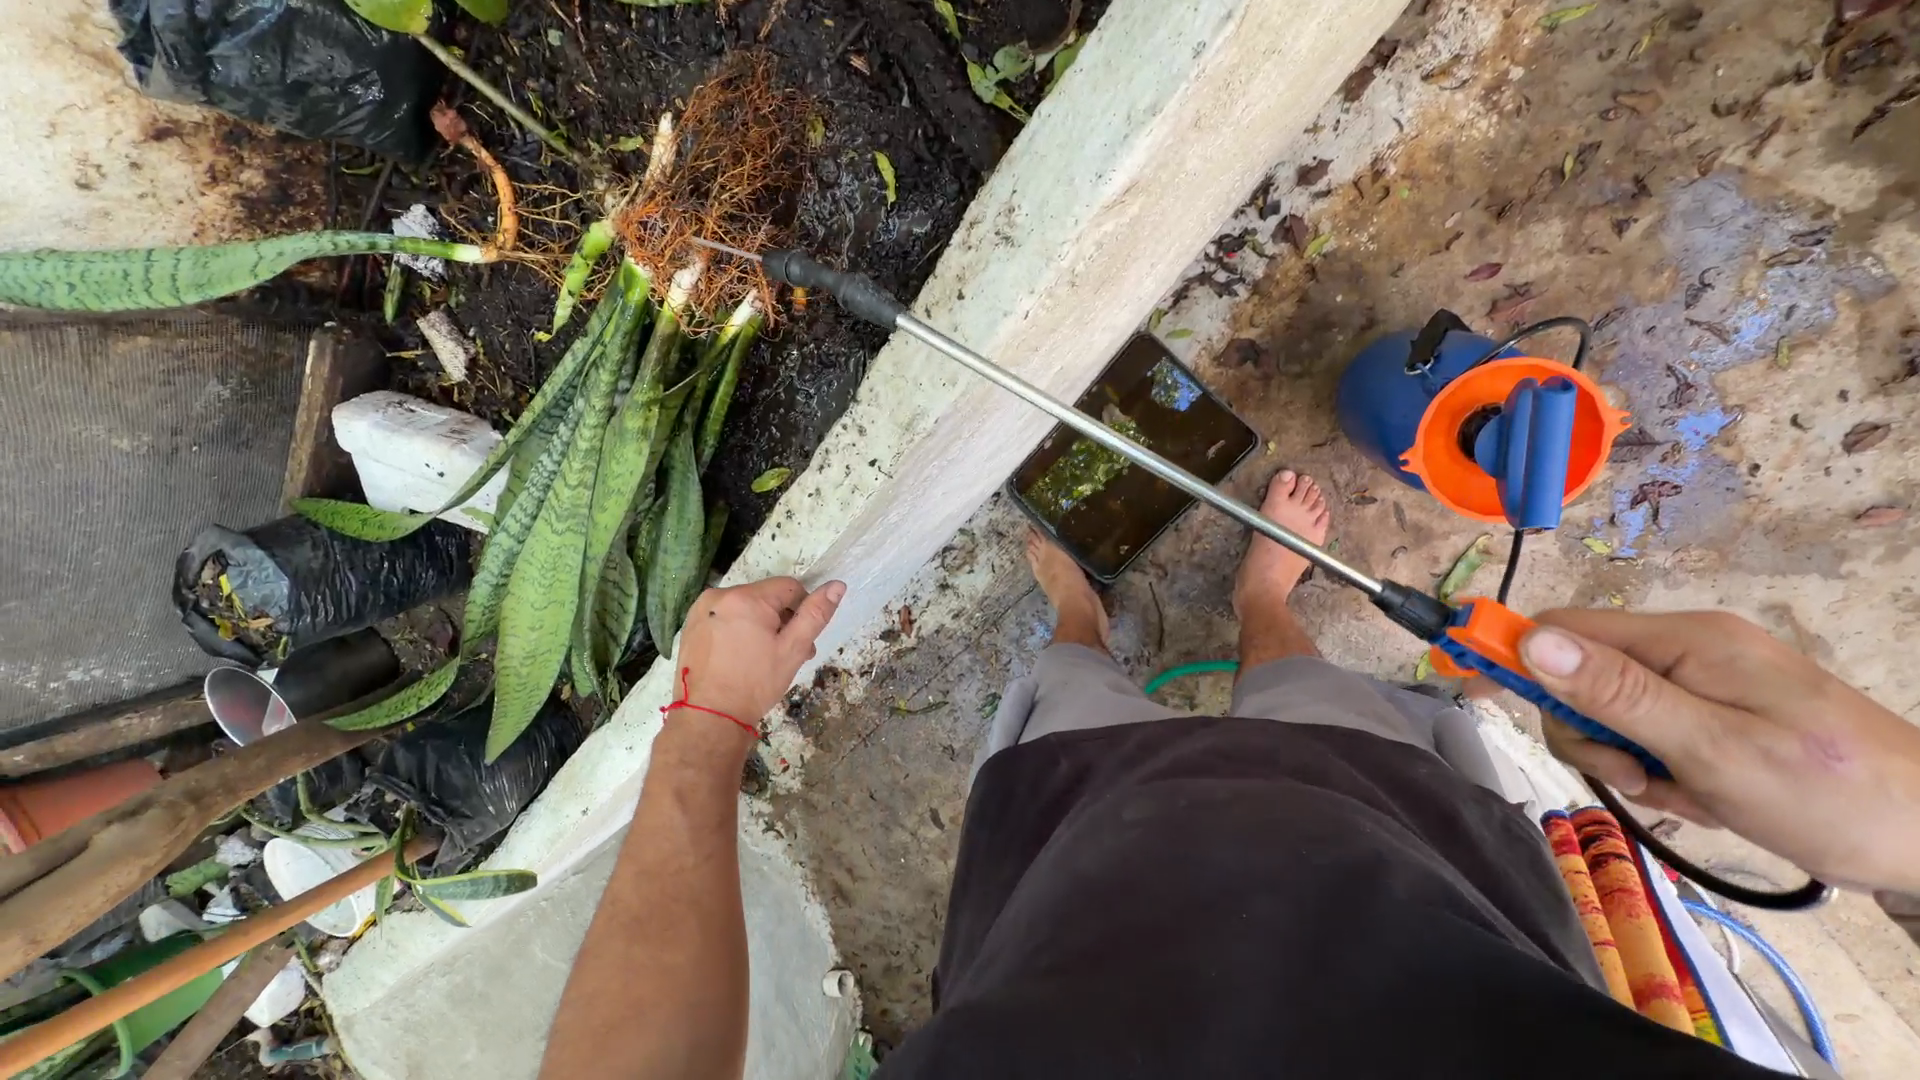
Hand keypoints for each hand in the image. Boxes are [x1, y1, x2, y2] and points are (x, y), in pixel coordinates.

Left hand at [671, 577, 845, 745]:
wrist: (709, 718)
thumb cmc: (755, 684)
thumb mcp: (792, 650)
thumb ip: (815, 615)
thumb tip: (837, 585)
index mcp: (746, 598)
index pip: (789, 587)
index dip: (801, 611)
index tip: (800, 640)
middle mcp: (720, 595)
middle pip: (766, 597)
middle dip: (781, 620)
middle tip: (786, 654)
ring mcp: (701, 610)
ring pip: (745, 607)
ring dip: (759, 625)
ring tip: (763, 658)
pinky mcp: (691, 625)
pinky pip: (725, 617)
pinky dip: (737, 630)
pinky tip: (739, 657)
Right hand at [1519, 608, 1919, 890]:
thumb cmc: (1834, 795)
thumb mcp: (1715, 748)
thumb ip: (1618, 694)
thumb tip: (1530, 641)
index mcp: (1686, 640)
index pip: (1563, 629)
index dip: (1511, 656)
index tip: (1474, 693)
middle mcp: (1686, 649)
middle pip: (1577, 675)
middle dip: (1585, 731)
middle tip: (1629, 776)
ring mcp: (1700, 681)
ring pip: (1605, 711)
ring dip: (1622, 758)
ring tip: (1677, 793)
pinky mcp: (1712, 713)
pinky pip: (1644, 733)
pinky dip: (1653, 769)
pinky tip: (1697, 794)